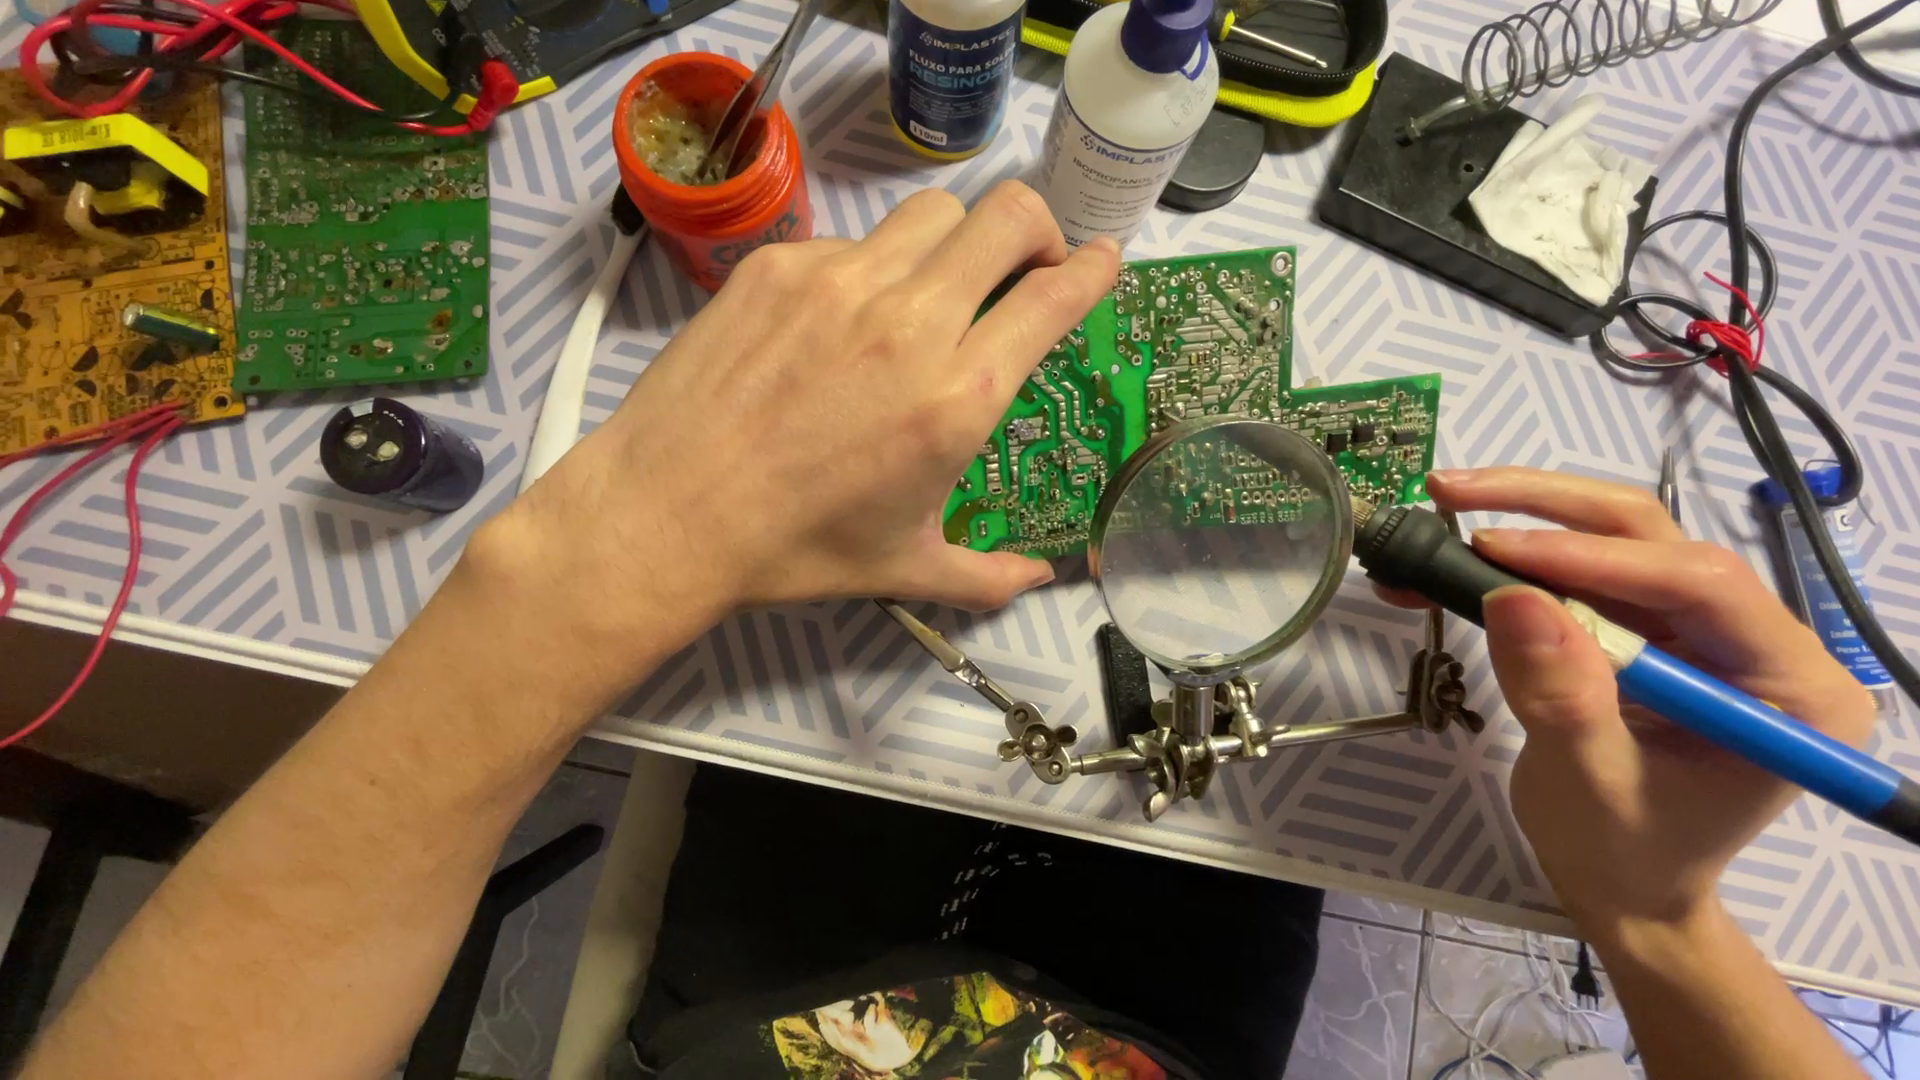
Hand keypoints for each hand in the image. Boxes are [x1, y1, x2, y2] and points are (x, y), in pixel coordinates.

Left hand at [477, 182, 1119, 676]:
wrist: (672, 515)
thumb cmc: (798, 548)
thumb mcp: (907, 569)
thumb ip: (991, 576)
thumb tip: (1044, 581)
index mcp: (960, 395)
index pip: (1054, 295)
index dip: (1093, 268)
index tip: (1101, 261)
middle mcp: (914, 321)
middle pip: (1009, 215)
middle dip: (1038, 228)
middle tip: (1027, 264)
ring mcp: (842, 282)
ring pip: (933, 213)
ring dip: (958, 239)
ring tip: (938, 285)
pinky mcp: (780, 266)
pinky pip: (853, 242)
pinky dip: (873, 267)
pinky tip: (844, 318)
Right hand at [1385, 468, 1875, 937]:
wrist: (1621, 882)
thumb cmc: (1624, 849)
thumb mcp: (1590, 780)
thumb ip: (1562, 693)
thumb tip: (1510, 596)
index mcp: (1782, 684)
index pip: (1697, 584)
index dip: (1593, 557)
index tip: (1492, 549)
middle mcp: (1745, 638)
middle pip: (1651, 538)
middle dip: (1549, 509)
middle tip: (1454, 491)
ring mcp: (1687, 630)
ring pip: (1607, 541)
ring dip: (1520, 521)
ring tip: (1442, 508)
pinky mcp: (1635, 632)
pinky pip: (1570, 579)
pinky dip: (1503, 566)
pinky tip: (1444, 567)